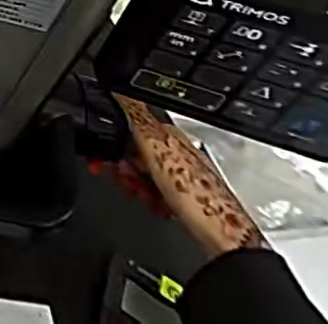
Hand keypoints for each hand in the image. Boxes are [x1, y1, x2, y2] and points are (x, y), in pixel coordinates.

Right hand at [112, 95, 267, 259]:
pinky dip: (149, 197)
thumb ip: (134, 117)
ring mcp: (181, 175)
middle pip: (134, 150)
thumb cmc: (196, 195)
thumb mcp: (155, 147)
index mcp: (169, 134)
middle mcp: (176, 151)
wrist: (223, 239)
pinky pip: (156, 191)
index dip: (112, 139)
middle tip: (122, 177)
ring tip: (140, 193)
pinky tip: (153, 204)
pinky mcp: (184, 198)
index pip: (129, 125)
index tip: (104, 155)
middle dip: (123, 165)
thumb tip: (117, 88)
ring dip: (135, 183)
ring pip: (144, 173)